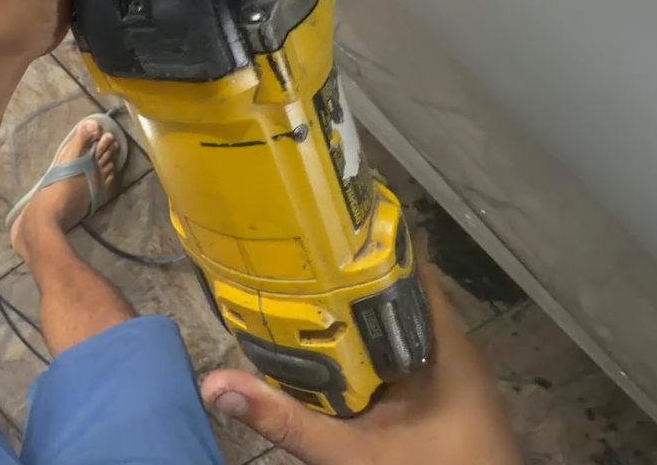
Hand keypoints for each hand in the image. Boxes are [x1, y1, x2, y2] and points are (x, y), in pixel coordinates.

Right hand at [201, 263, 522, 464]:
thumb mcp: (359, 458)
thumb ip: (289, 421)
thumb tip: (212, 383)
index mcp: (445, 349)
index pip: (406, 265)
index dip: (359, 235)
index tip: (309, 215)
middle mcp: (444, 350)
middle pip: (386, 285)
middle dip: (333, 262)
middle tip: (276, 239)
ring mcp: (435, 373)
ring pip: (381, 315)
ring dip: (338, 296)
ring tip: (279, 270)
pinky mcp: (423, 394)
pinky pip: (379, 344)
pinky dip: (345, 329)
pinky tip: (303, 327)